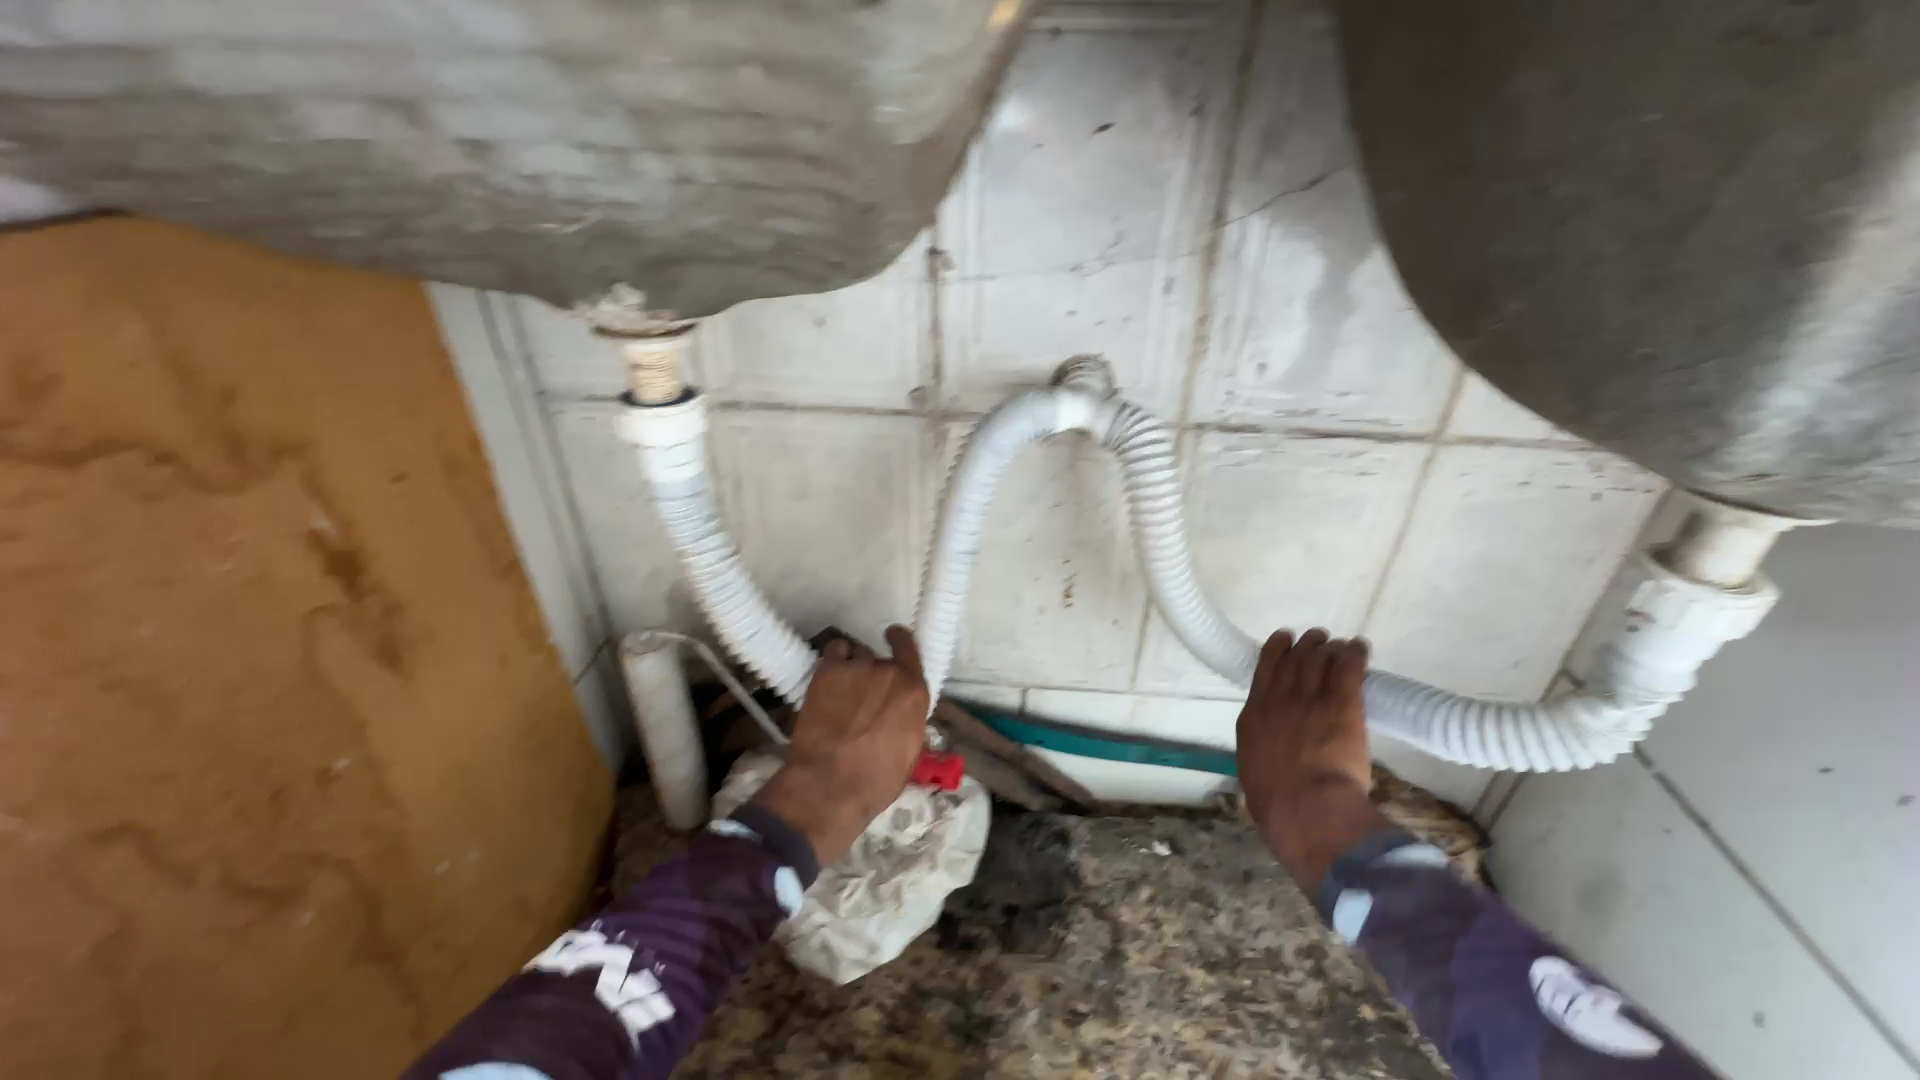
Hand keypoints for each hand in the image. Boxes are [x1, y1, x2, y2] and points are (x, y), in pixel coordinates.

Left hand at [753, 626, 930, 864]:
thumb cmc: (876, 780)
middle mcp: (890, 672)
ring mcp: (858, 667)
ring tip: (842, 690)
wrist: (831, 783)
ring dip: (853, 668)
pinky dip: (834, 660)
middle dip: (874, 674)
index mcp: (915, 692)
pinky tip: (828, 677)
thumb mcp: (909, 754)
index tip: (894, 638)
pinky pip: (835, 650)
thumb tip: (903, 719)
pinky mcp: (829, 670)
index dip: (901, 642)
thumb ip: (909, 724)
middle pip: (881, 660)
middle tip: (863, 695)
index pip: (911, 651)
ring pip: (858, 655)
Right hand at [1235, 628, 1387, 886]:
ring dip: (1329, 646)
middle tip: (1316, 638)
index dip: (1275, 651)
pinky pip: (1348, 667)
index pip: (1264, 671)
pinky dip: (1354, 654)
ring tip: (1339, 643)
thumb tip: (1270, 758)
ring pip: (1318, 657)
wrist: (1305, 807)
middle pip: (1292, 658)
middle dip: (1305, 644)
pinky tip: (1360, 648)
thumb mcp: (1255, 771)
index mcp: (1253, 717)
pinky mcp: (1342, 703)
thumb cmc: (1277, 804)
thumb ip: (1263, 752)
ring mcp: (1309, 698)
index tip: (1284, 642)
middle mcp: (1278, 699)